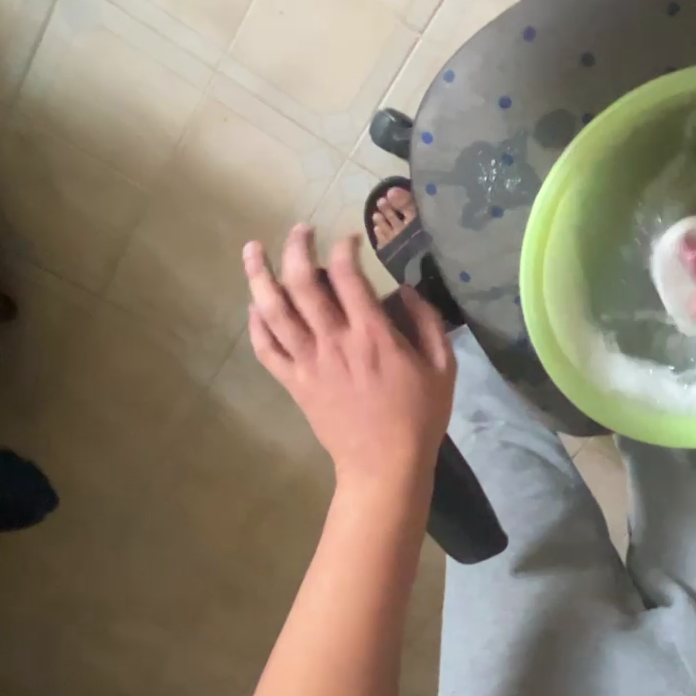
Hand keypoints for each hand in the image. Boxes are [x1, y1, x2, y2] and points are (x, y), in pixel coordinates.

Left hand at [244, 225, 455, 487]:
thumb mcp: (443, 367)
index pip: (348, 275)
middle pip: (302, 283)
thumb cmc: (420, 417)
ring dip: (259, 275)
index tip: (349, 239)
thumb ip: (428, 323)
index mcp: (373, 335)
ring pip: (274, 311)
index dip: (344, 248)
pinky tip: (255, 305)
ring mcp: (309, 363)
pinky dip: (256, 324)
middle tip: (300, 229)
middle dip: (296, 247)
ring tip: (252, 249)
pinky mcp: (296, 384)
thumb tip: (406, 290)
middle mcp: (334, 342)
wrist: (385, 466)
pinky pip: (266, 349)